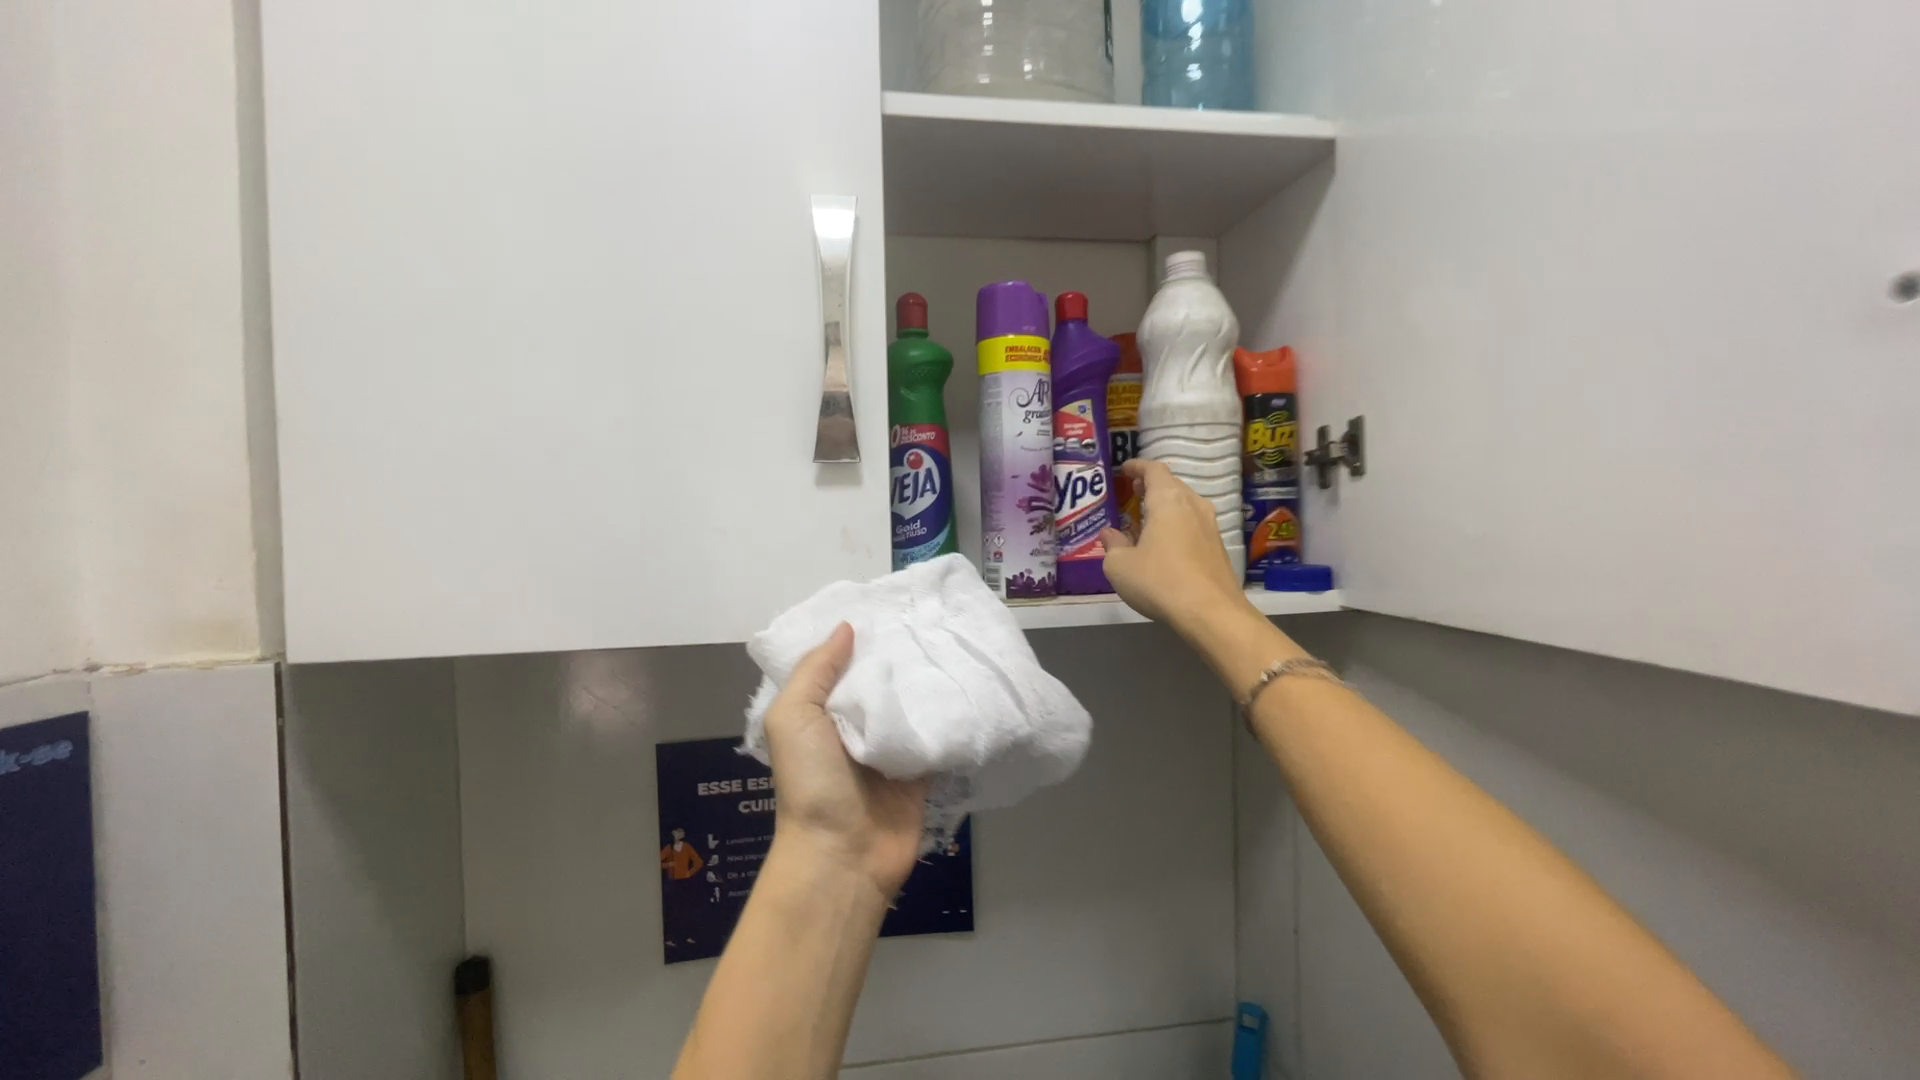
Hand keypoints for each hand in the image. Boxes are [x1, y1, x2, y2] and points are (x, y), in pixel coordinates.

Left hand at [764, 623, 927, 898]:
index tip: (887, 603)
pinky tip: (967, 679)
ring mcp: (889, 746)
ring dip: (926, 678)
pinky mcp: (920, 766)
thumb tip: (847, 627)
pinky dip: (948, 711)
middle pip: (879, 679)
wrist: (843, 855)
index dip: (857, 636)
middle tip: (930, 614)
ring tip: (953, 637)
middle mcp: (853, 724)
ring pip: (910, 701)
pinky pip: (936, 731)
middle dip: (898, 652)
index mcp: (819, 712)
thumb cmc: (811, 782)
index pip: (840, 663)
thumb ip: (816, 671)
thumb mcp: (793, 718)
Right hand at [1100, 459, 1255, 634]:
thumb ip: (1112, 544)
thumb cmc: (1159, 581)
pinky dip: (1177, 525)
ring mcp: (1210, 526)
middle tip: (1134, 493)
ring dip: (1166, 506)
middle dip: (1152, 486)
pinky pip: (1194, 525)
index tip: (1125, 470)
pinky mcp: (1218, 547)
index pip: (1154, 469)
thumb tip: (1110, 534)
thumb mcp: (1120, 566)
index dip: (1138, 466)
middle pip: (1172, 485)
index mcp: (1168, 500)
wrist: (1211, 612)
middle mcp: (1193, 505)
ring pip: (1185, 505)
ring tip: (1147, 518)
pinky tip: (1165, 544)